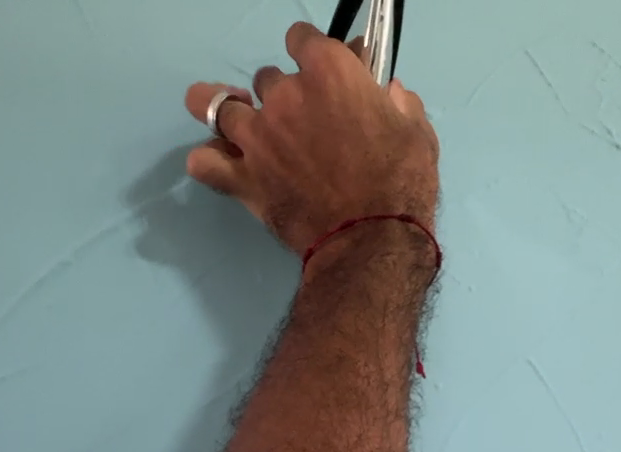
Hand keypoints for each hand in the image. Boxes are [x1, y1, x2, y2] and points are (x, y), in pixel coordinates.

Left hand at [183, 22, 438, 253]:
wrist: (371, 243)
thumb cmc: (402, 186)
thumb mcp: (416, 133)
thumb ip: (397, 104)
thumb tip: (388, 94)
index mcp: (329, 72)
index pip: (301, 38)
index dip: (310, 55)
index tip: (320, 74)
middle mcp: (285, 96)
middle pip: (267, 78)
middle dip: (281, 97)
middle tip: (298, 125)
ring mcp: (257, 138)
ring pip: (220, 107)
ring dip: (231, 115)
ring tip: (240, 130)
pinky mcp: (244, 181)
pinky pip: (204, 163)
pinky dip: (207, 162)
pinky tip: (216, 164)